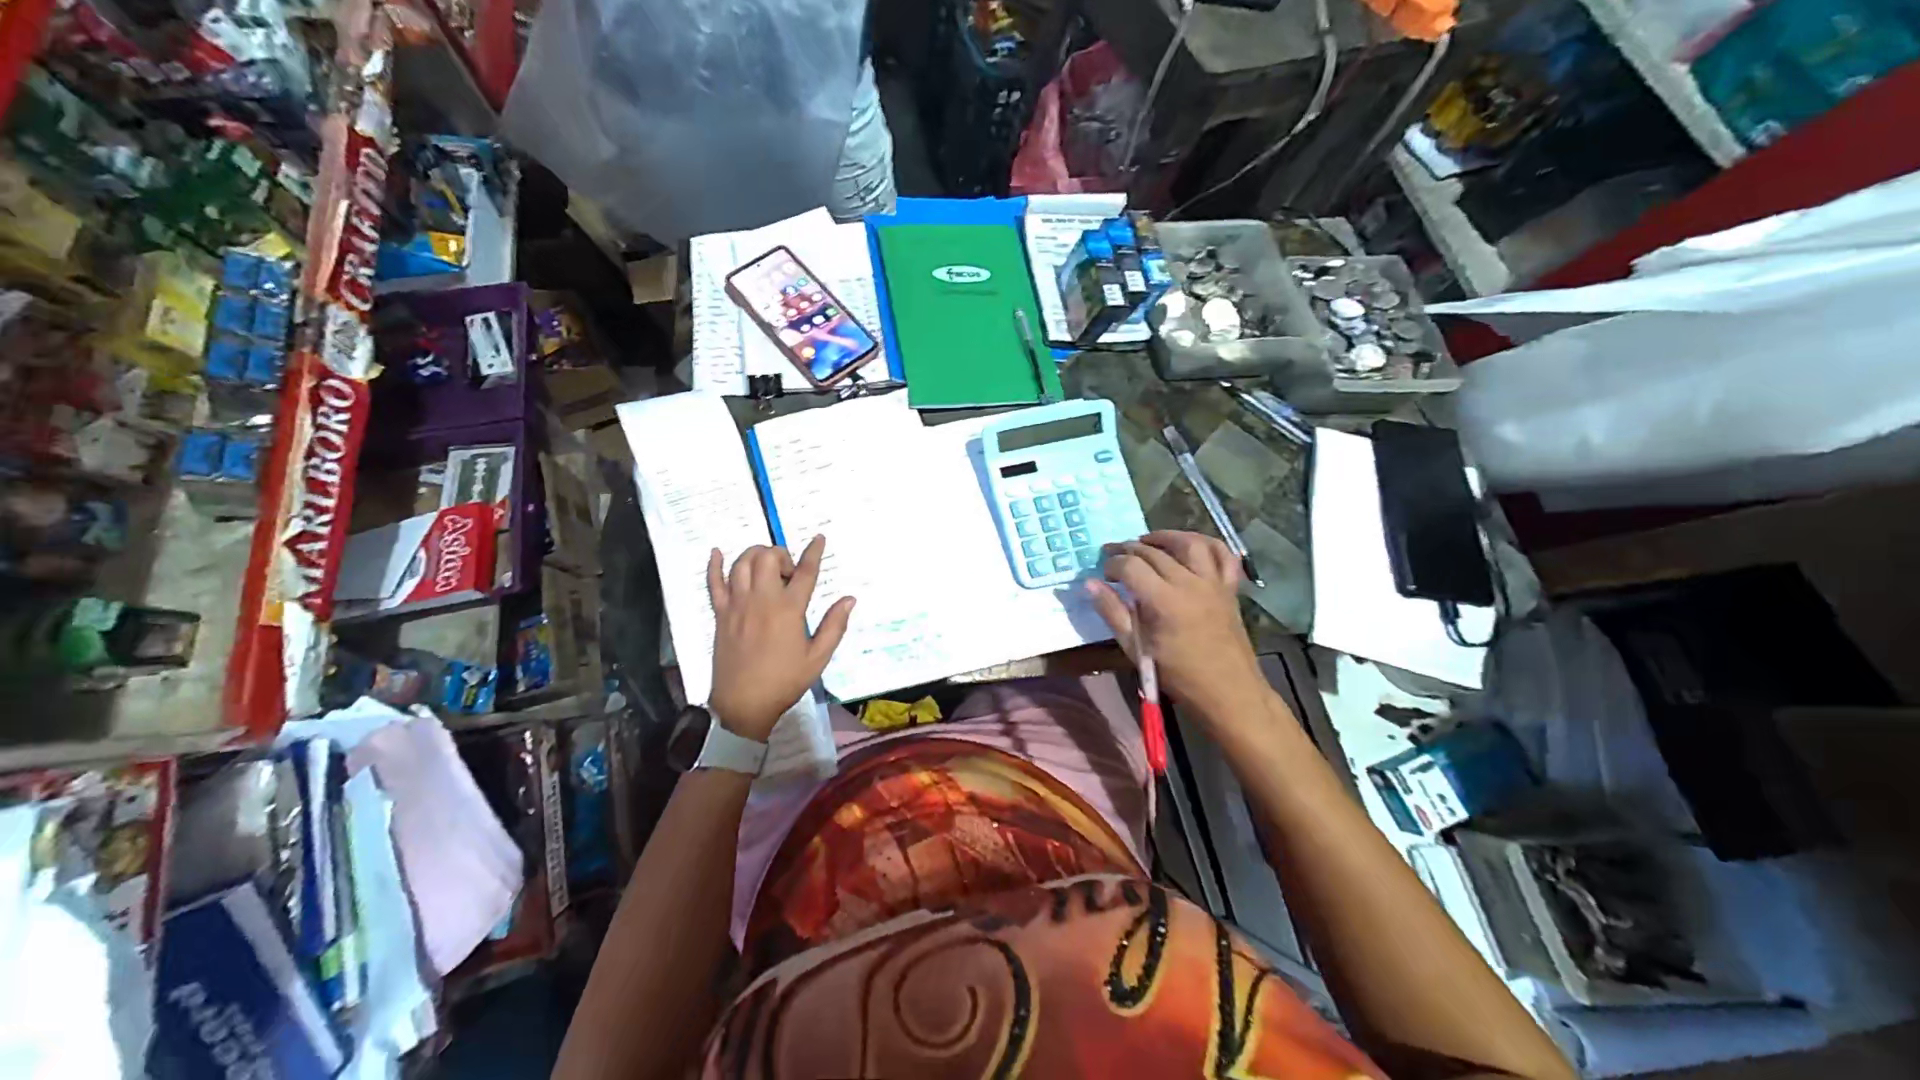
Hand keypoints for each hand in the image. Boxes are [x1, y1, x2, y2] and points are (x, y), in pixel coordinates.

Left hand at [706, 536, 854, 740]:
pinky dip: (714, 565)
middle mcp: (761, 599)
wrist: (743, 704)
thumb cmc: (785, 681)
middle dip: (781, 555)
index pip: (805, 571)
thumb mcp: (818, 657)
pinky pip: (713, 582)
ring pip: (742, 563)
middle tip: (789, 574)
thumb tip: (849, 599)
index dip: (813, 551)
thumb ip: (834, 626)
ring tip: (766, 567)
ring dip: (756, 556)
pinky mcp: (720, 614)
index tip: (818, 538)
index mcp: (789, 610)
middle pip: (768, 557)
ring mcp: (737, 604)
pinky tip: (717, 553)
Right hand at [1087, 531, 1264, 721]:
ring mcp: (1213, 583)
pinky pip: (1223, 555)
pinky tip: (1190, 545)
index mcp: (1164, 600)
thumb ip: (1112, 612)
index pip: (1131, 566)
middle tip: (1114, 554)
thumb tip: (1090, 584)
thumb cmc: (1177, 675)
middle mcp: (1190, 583)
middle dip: (1129, 549)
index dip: (1112, 564)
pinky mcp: (1229, 588)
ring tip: (1147, 541)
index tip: (1104, 574)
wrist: (1227, 691)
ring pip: (1190, 543)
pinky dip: (1207, 543)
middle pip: (1155, 552)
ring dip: (1166, 537)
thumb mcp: (1136, 648)